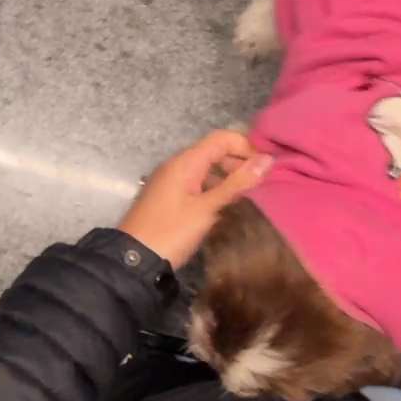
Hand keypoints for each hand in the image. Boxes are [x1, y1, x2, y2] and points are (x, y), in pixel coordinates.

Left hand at [118, 131, 272, 266]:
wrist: (133, 261)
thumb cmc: (170, 233)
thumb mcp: (206, 209)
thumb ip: (236, 184)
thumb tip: (267, 161)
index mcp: (185, 162)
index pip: (221, 138)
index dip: (246, 146)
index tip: (266, 167)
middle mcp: (177, 166)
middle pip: (214, 152)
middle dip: (239, 162)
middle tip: (261, 184)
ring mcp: (171, 182)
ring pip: (206, 170)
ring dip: (228, 178)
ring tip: (248, 196)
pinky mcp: (169, 198)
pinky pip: (197, 184)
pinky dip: (214, 190)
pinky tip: (226, 207)